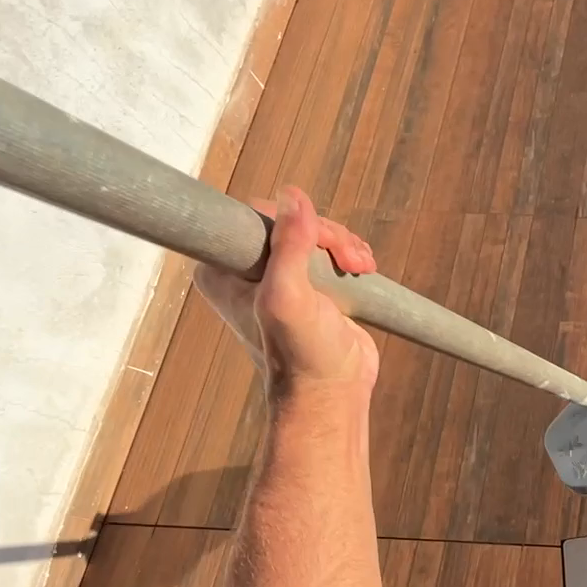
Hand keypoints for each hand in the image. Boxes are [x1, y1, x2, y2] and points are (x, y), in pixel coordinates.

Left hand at [194, 186, 379, 398]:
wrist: (333, 391)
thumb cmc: (302, 355)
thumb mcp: (290, 298)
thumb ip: (289, 246)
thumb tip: (294, 196)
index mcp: (223, 269)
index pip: (255, 217)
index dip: (294, 219)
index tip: (322, 241)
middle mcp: (246, 270)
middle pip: (291, 222)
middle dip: (329, 236)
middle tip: (352, 259)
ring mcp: (280, 278)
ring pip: (314, 234)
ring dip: (345, 245)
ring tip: (362, 267)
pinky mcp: (310, 286)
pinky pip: (328, 251)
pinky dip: (351, 254)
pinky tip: (364, 269)